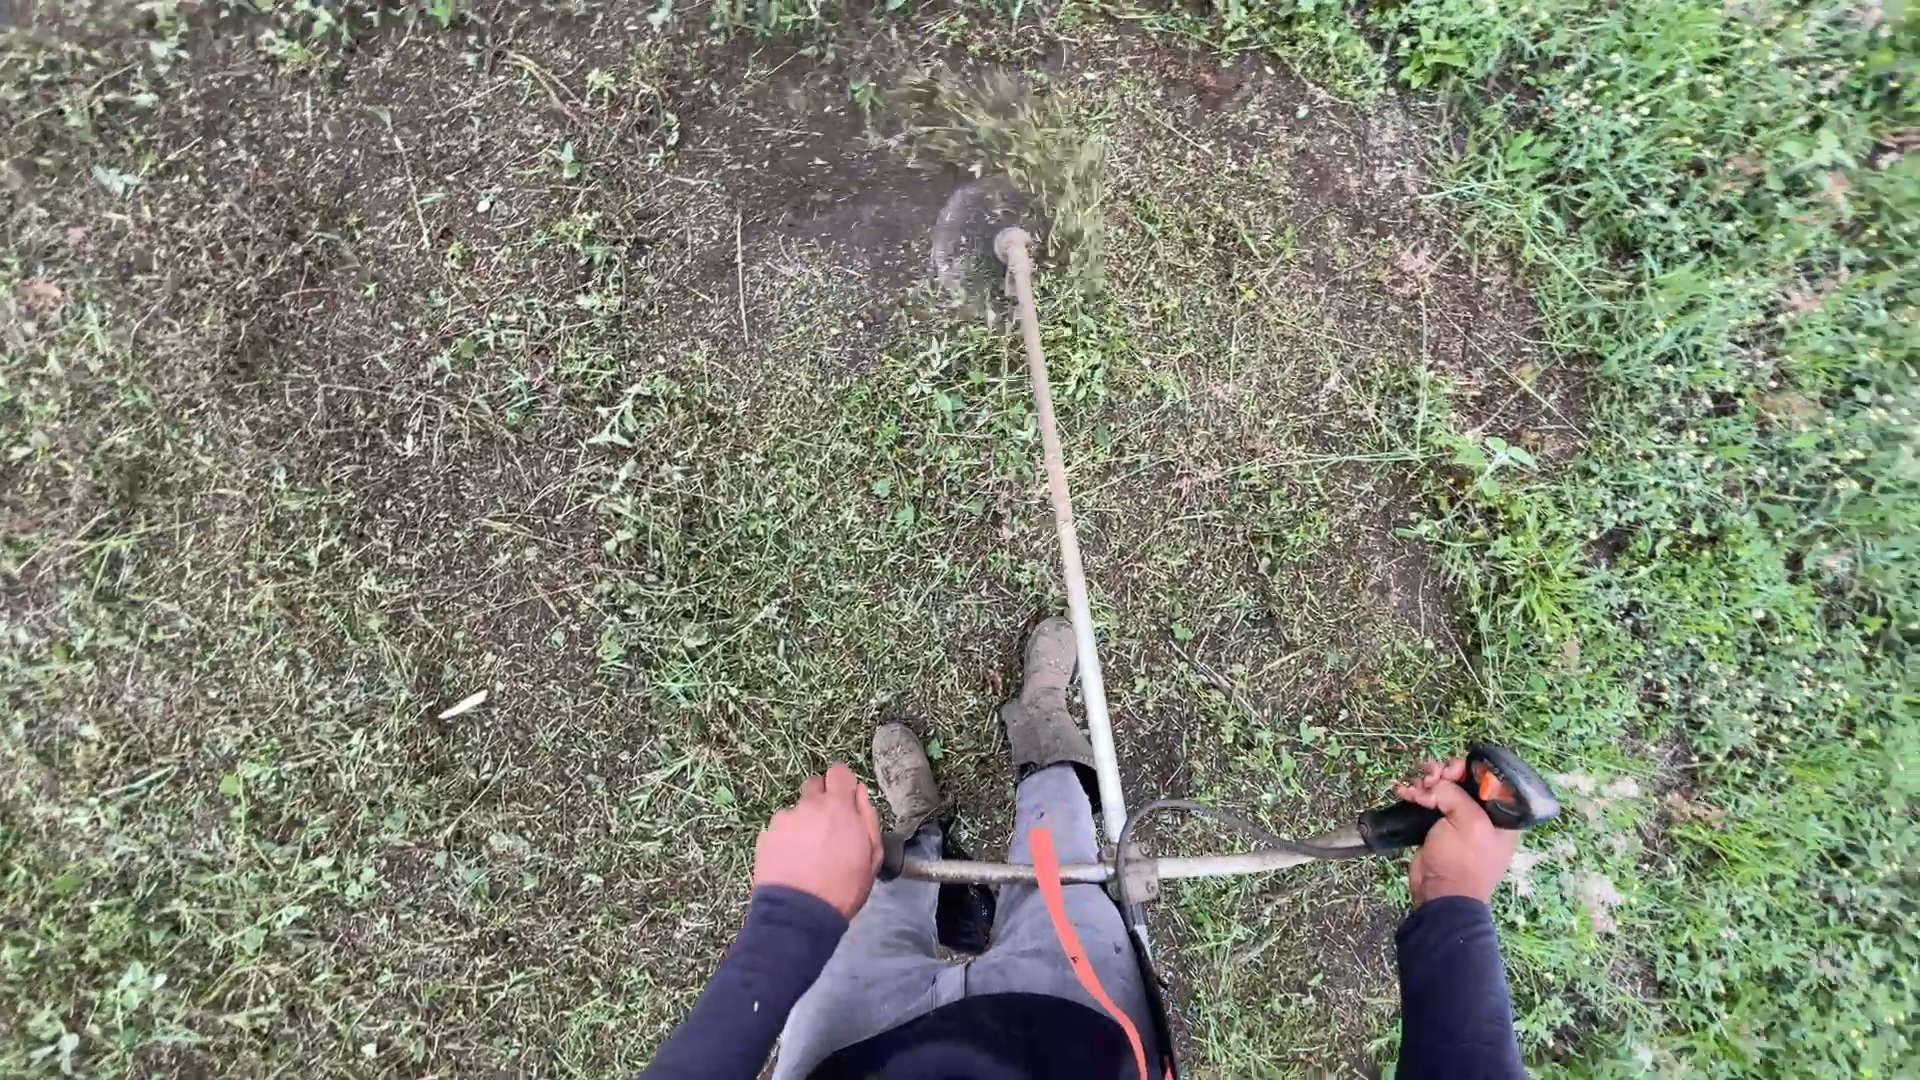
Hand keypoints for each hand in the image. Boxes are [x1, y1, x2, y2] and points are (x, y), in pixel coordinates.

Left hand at [752, 763, 883, 917]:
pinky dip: (785, 840)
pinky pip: (779, 830)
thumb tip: (859, 792)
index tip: (844, 799)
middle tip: (826, 828)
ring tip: (805, 853)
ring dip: (803, 823)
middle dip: (821, 800)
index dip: (842, 784)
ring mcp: (784, 819)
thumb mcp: (871, 854)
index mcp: (838, 805)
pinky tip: (790, 862)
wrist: (799, 916)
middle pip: (815, 785)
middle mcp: (808, 805)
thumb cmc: (844, 886)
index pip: (838, 772)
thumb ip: (867, 817)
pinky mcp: (765, 836)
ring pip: (796, 811)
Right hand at [1394, 759, 1521, 906]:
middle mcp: (1482, 816)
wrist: (1441, 891)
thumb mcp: (1468, 822)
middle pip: (1461, 781)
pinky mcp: (1436, 826)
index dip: (1467, 770)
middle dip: (1441, 775)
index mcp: (1502, 816)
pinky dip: (1414, 793)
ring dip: (1424, 783)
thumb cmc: (1463, 859)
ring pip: (1441, 788)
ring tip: (1412, 788)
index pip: (1488, 780)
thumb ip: (1454, 794)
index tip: (1449, 771)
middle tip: (1428, 778)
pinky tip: (1402, 791)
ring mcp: (1458, 821)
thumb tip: (1434, 784)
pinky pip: (1426, 800)